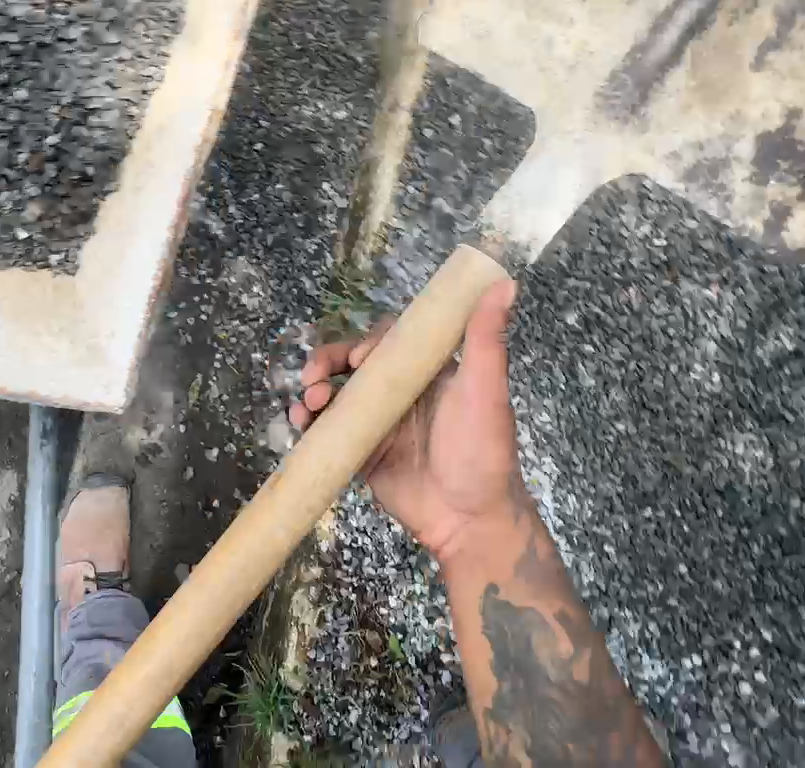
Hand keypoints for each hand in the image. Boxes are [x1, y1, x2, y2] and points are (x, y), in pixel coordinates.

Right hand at [289, 280, 526, 565]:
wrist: (468, 521)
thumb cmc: (482, 451)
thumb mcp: (486, 391)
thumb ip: (486, 339)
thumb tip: (504, 282)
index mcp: (425, 371)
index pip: (387, 341)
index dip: (365, 343)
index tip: (360, 360)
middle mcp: (398, 391)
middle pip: (350, 363)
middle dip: (326, 364)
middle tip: (313, 379)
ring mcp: (377, 422)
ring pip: (334, 393)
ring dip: (313, 392)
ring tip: (307, 406)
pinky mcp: (361, 451)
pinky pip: (328, 430)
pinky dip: (308, 425)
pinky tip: (300, 427)